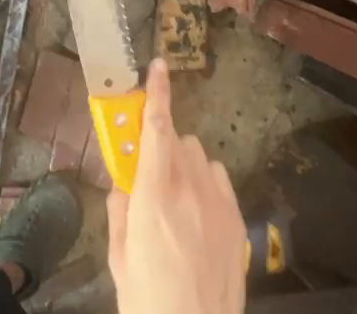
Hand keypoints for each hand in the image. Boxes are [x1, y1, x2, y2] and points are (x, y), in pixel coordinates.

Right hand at [107, 60, 246, 313]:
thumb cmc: (147, 301)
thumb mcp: (119, 257)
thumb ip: (120, 211)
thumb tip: (123, 185)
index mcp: (154, 196)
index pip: (158, 129)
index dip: (158, 93)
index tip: (158, 65)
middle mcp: (190, 191)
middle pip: (178, 140)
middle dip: (161, 147)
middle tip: (150, 175)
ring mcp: (219, 206)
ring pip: (200, 158)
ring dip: (185, 165)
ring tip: (176, 199)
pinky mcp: (237, 223)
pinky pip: (220, 181)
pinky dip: (206, 184)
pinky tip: (199, 214)